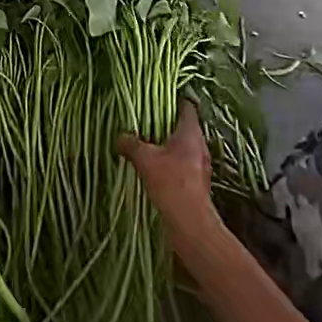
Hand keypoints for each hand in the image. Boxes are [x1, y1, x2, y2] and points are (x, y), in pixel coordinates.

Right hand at [117, 101, 213, 221]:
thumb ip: (131, 144)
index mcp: (190, 132)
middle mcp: (200, 146)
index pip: (187, 107)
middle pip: (186, 128)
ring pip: (186, 148)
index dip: (175, 101)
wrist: (190, 222)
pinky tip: (159, 172)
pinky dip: (174, 165)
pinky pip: (186, 167)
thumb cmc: (171, 182)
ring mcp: (202, 166)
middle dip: (169, 126)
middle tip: (150, 124)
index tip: (161, 99)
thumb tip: (119, 137)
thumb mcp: (145, 159)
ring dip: (171, 148)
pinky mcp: (199, 184)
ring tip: (152, 148)